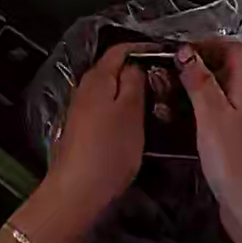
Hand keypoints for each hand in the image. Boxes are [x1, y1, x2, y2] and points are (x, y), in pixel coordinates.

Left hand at [47, 43, 147, 215]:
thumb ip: (135, 79)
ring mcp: (81, 109)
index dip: (143, 48)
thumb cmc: (109, 148)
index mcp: (98, 77)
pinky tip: (134, 122)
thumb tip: (136, 63)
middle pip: (114, 68)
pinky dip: (121, 108)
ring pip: (110, 89)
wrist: (76, 194)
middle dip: (138, 69)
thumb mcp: (131, 110)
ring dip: (130, 91)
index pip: (120, 49)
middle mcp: (86, 87)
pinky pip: (105, 107)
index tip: (165, 55)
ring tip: (154, 99)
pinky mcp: (81, 129)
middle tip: (163, 79)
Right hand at [178, 41, 241, 238]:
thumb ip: (200, 82)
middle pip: (221, 71)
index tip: (178, 51)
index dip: (208, 44)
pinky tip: (171, 124)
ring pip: (213, 96)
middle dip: (193, 68)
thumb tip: (186, 50)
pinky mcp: (231, 147)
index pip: (232, 49)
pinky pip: (210, 120)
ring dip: (189, 93)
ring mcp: (239, 125)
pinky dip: (192, 116)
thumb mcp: (213, 116)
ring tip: (161, 96)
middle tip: (163, 74)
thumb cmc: (237, 161)